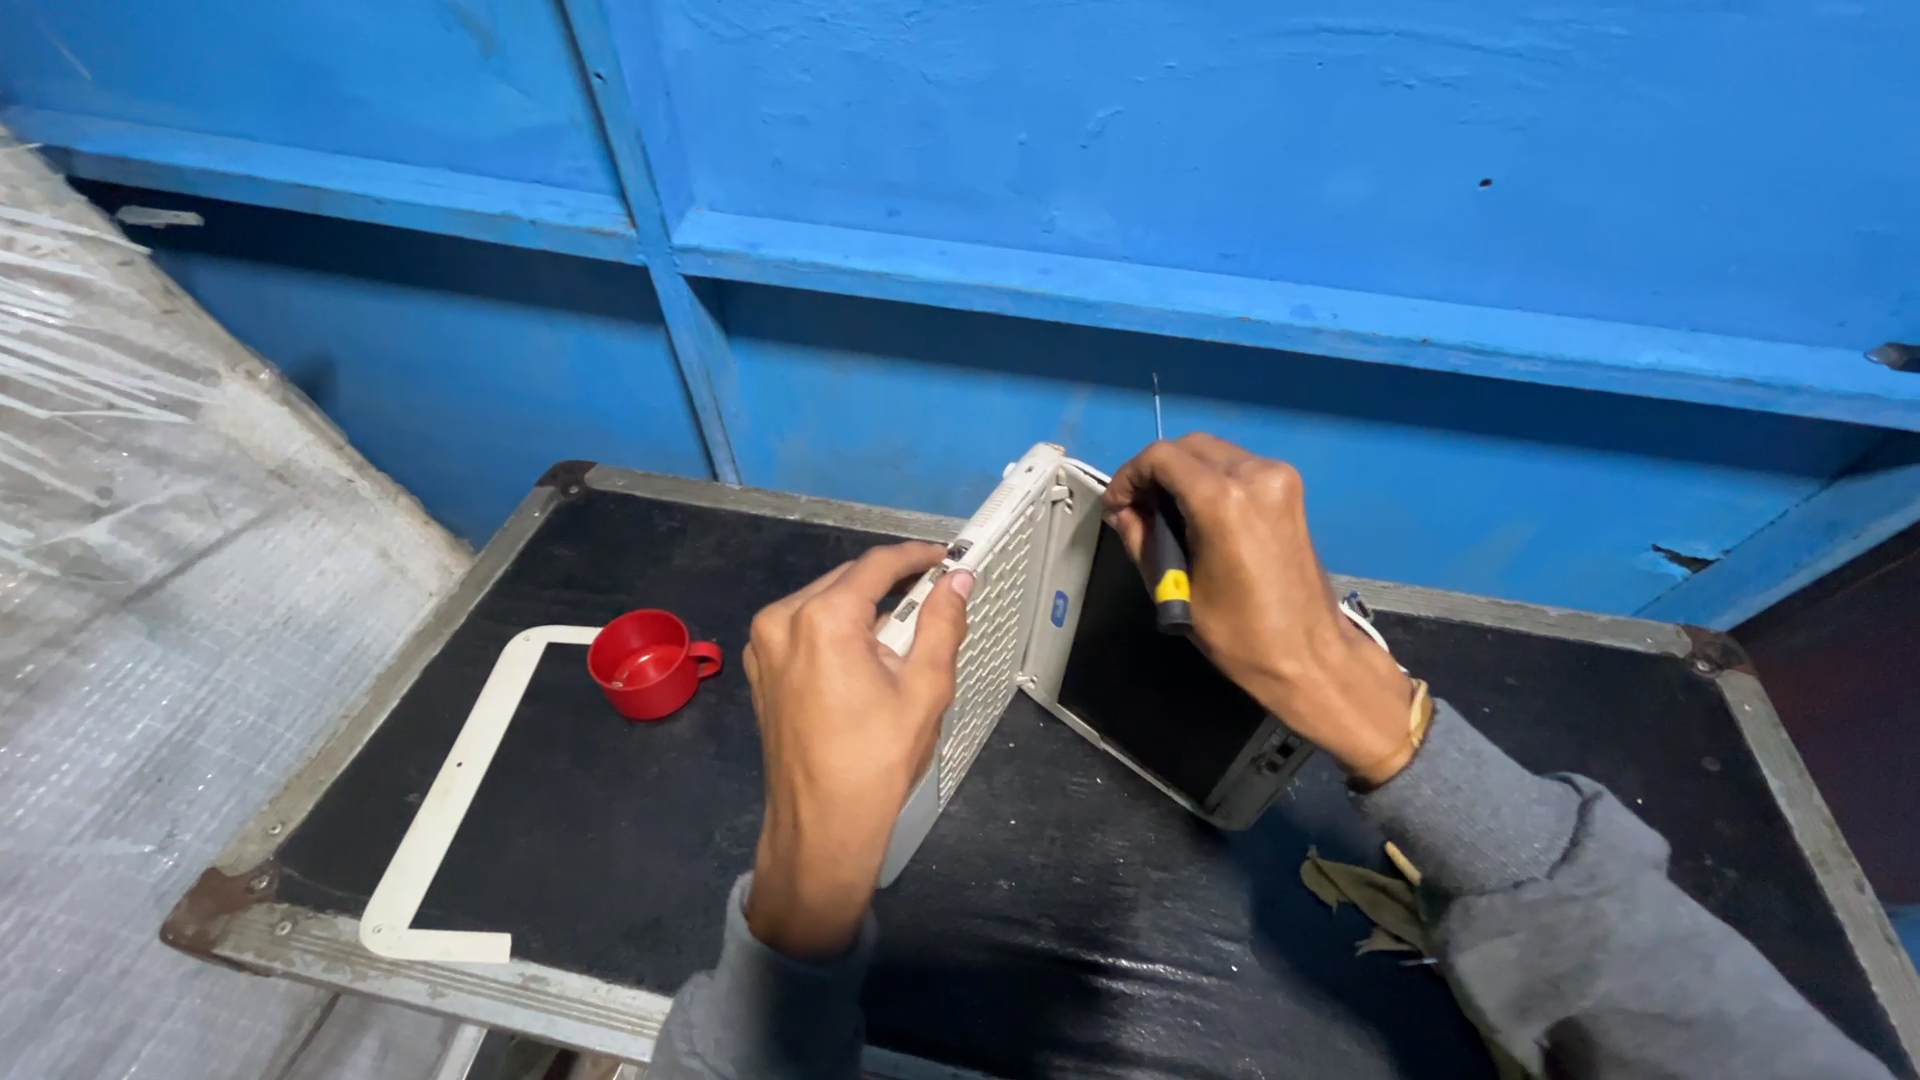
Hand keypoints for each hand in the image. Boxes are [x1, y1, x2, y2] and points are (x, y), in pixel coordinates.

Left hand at [742, 542, 972, 959]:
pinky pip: (804, 627)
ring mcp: (763, 645)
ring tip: (902, 637)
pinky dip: (836, 629)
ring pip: (824, 601)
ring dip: (864, 607)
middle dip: (892, 585)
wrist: (821, 828)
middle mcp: (781, 620)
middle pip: (848, 580)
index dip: (916, 556)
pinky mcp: (760, 668)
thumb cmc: (878, 760)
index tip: (946, 558)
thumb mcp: (925, 688)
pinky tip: (864, 657)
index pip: (876, 565)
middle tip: (934, 600)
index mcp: (822, 619)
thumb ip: (943, 623)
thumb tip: (958, 579)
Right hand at [1103, 435, 1416, 785]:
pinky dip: (1208, 479)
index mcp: (1223, 500)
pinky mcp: (1290, 488)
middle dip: (1154, 472)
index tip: (1117, 506)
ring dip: (1181, 474)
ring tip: (1164, 513)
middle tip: (1137, 509)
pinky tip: (1196, 513)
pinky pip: (1235, 466)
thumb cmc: (1238, 632)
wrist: (1308, 655)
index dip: (1129, 476)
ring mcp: (1279, 478)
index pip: (1160, 458)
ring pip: (1212, 452)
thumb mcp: (1172, 588)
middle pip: (1187, 447)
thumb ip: (1140, 538)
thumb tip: (1124, 513)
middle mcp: (1255, 475)